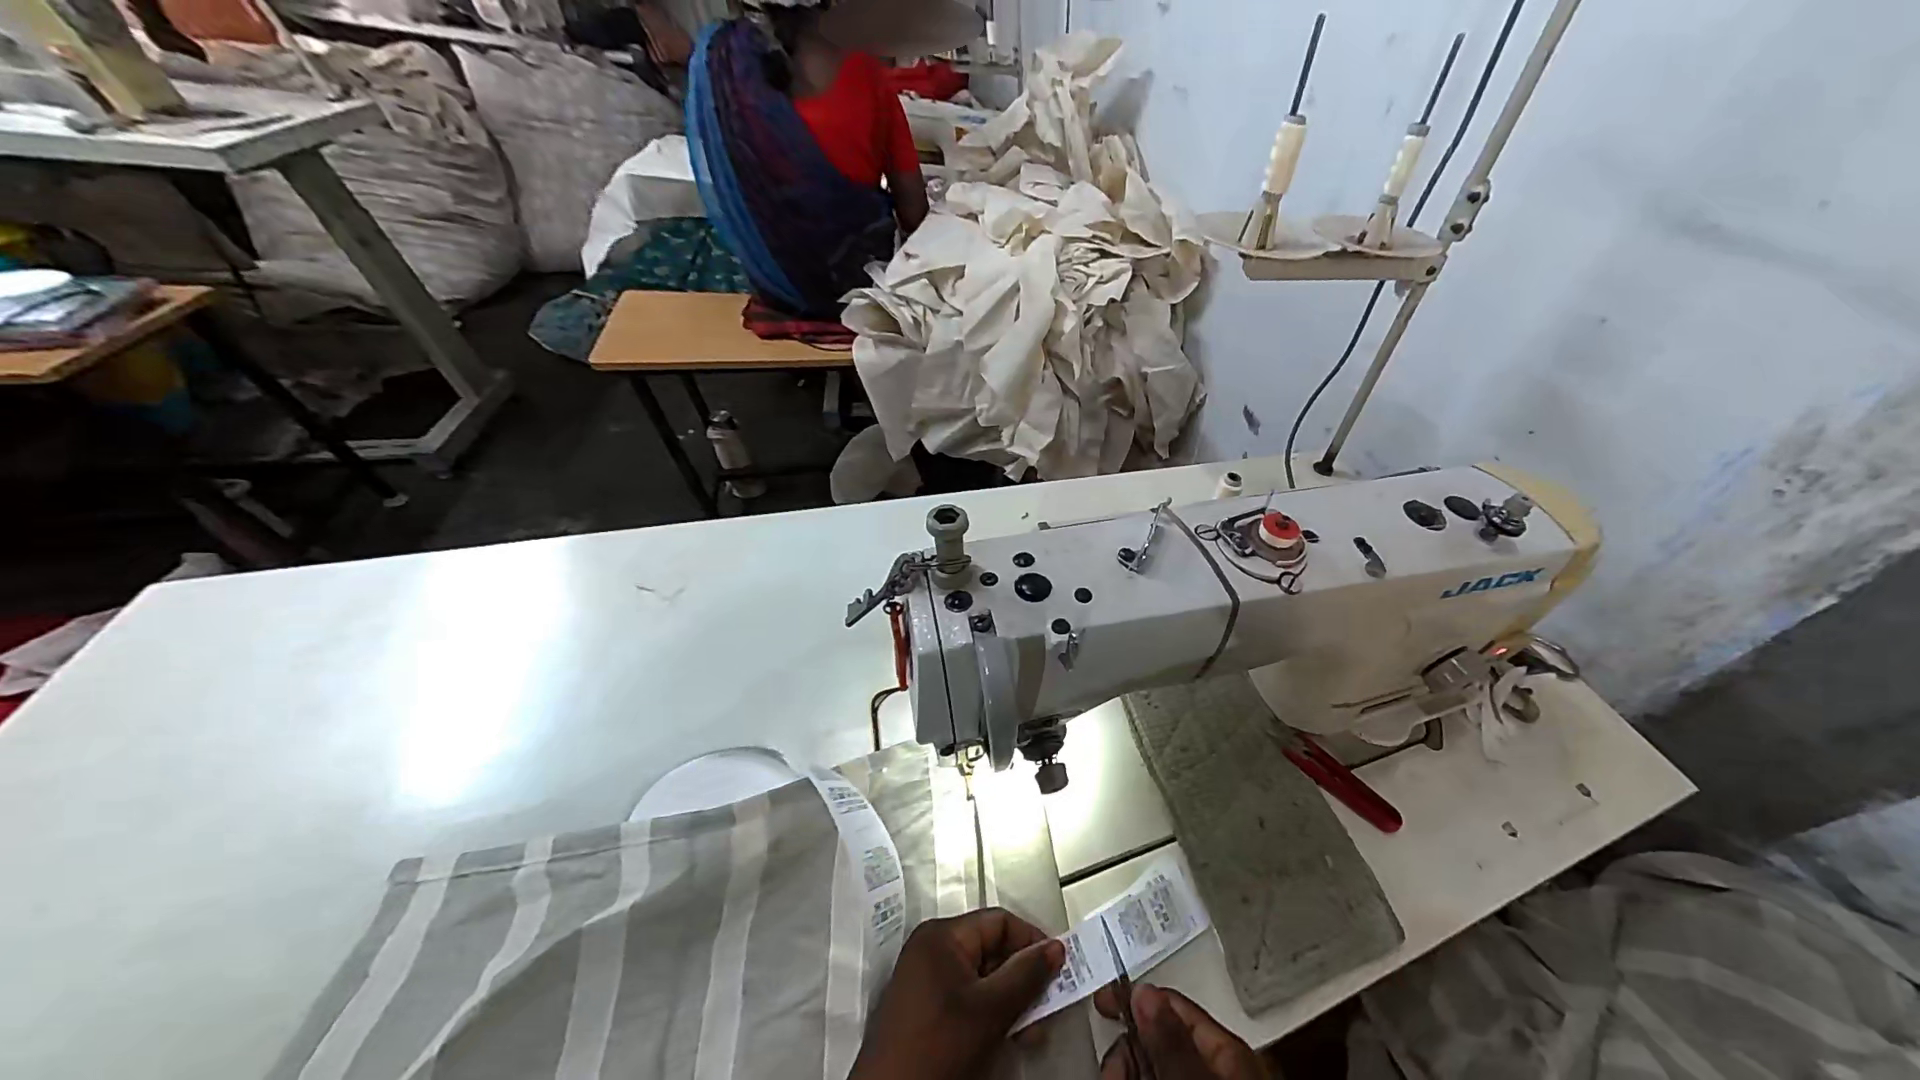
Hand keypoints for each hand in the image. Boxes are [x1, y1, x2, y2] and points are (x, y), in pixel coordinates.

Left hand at [850, 908, 1065, 1079]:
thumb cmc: (937, 1047)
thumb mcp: (991, 1009)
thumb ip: (1027, 975)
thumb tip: (1055, 948)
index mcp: (942, 935)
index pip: (999, 921)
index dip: (1032, 942)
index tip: (1059, 969)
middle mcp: (931, 948)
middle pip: (991, 948)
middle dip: (1023, 978)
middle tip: (1047, 1008)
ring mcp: (926, 976)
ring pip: (983, 975)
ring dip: (1011, 999)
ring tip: (1028, 1032)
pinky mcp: (926, 1005)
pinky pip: (968, 994)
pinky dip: (991, 1011)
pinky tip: (1006, 1036)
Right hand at [1093, 983, 1267, 1079]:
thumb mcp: (1195, 1079)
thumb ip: (1171, 1040)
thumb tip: (1144, 992)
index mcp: (1229, 1050)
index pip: (1173, 1004)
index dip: (1133, 998)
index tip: (1102, 1002)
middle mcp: (1220, 1064)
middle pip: (1160, 1035)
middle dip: (1127, 1047)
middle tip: (1110, 1069)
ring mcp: (1208, 1076)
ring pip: (1156, 1062)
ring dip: (1127, 1066)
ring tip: (1114, 1079)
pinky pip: (1158, 1076)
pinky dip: (1137, 1077)